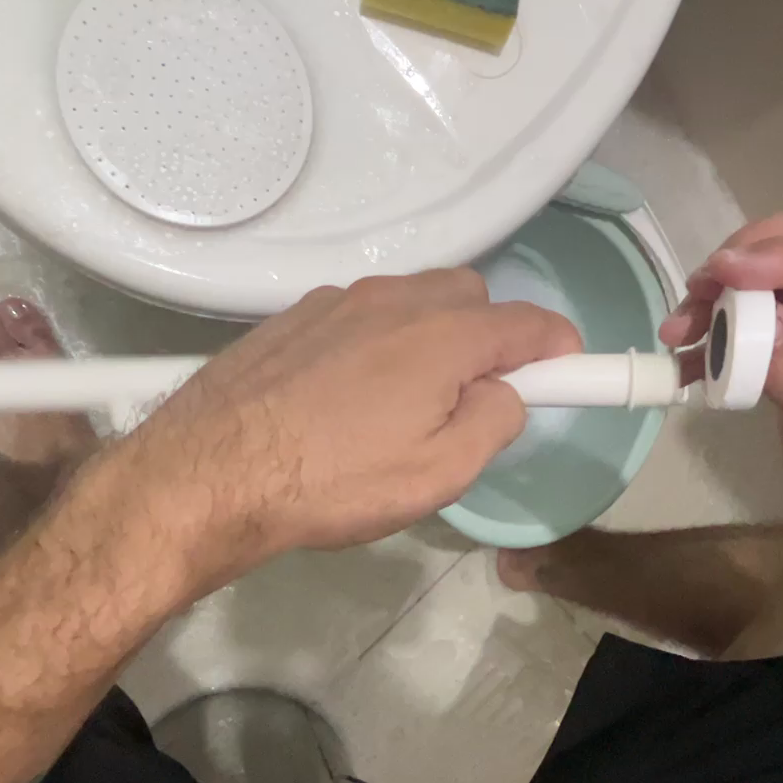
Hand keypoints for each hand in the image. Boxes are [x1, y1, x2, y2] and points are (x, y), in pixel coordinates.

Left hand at [121, 269, 578, 566]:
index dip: (559, 348)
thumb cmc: (334, 483)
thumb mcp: (438, 474)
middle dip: (490, 340)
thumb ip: (493, 422)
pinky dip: (379, 343)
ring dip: (432, 339)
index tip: (571, 369)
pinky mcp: (293, 318)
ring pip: (413, 303)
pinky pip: (361, 317)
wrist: (211, 474)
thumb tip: (506, 393)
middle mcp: (393, 301)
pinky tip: (349, 396)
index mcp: (441, 336)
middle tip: (473, 400)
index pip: (528, 325)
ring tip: (404, 405)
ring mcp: (337, 302)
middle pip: (471, 299)